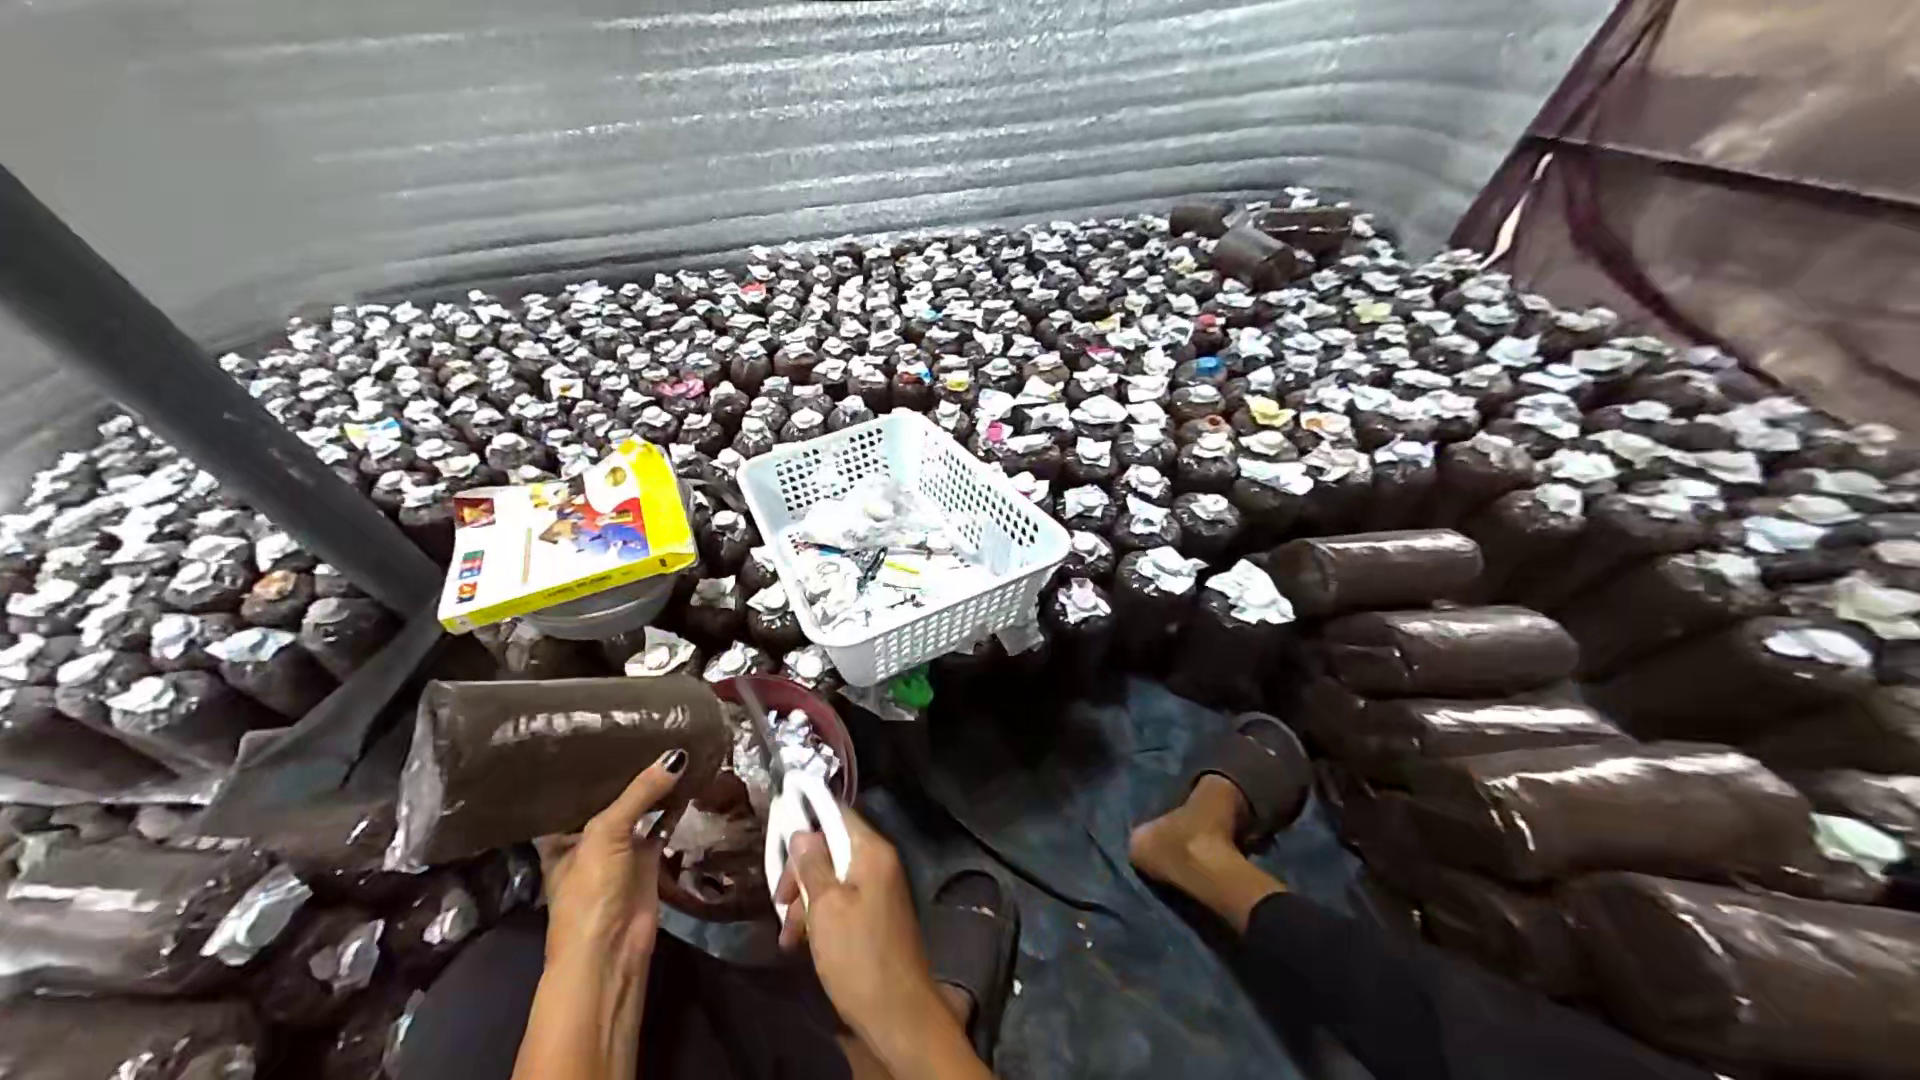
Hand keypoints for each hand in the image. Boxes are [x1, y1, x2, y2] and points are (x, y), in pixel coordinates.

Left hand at [537, 748, 687, 979]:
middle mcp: (586, 835)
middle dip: (629, 770)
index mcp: (559, 831)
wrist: (611, 949)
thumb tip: (677, 755)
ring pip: (639, 807)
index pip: (571, 788)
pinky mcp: (646, 857)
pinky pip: (661, 823)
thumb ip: (640, 793)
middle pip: (610, 795)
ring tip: (674, 745)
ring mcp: (618, 847)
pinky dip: (674, 806)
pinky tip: (688, 780)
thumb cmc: (590, 890)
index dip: (588, 762)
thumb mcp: (607, 833)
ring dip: (655, 786)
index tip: (609, 728)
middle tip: (651, 729)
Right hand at [776, 807, 945, 1041]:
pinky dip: (820, 916)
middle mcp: (879, 863)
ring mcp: (878, 889)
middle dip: (802, 873)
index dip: (808, 818)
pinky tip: (801, 943)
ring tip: (788, 936)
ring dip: (806, 901)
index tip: (779, 832)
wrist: (898, 1013)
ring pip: (832, 878)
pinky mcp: (874, 915)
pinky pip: (842, 901)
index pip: (838, 814)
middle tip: (781, 901)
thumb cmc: (858, 956)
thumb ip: (812, 866)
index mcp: (872, 852)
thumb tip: (802, 833)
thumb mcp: (826, 909)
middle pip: (831, 848)